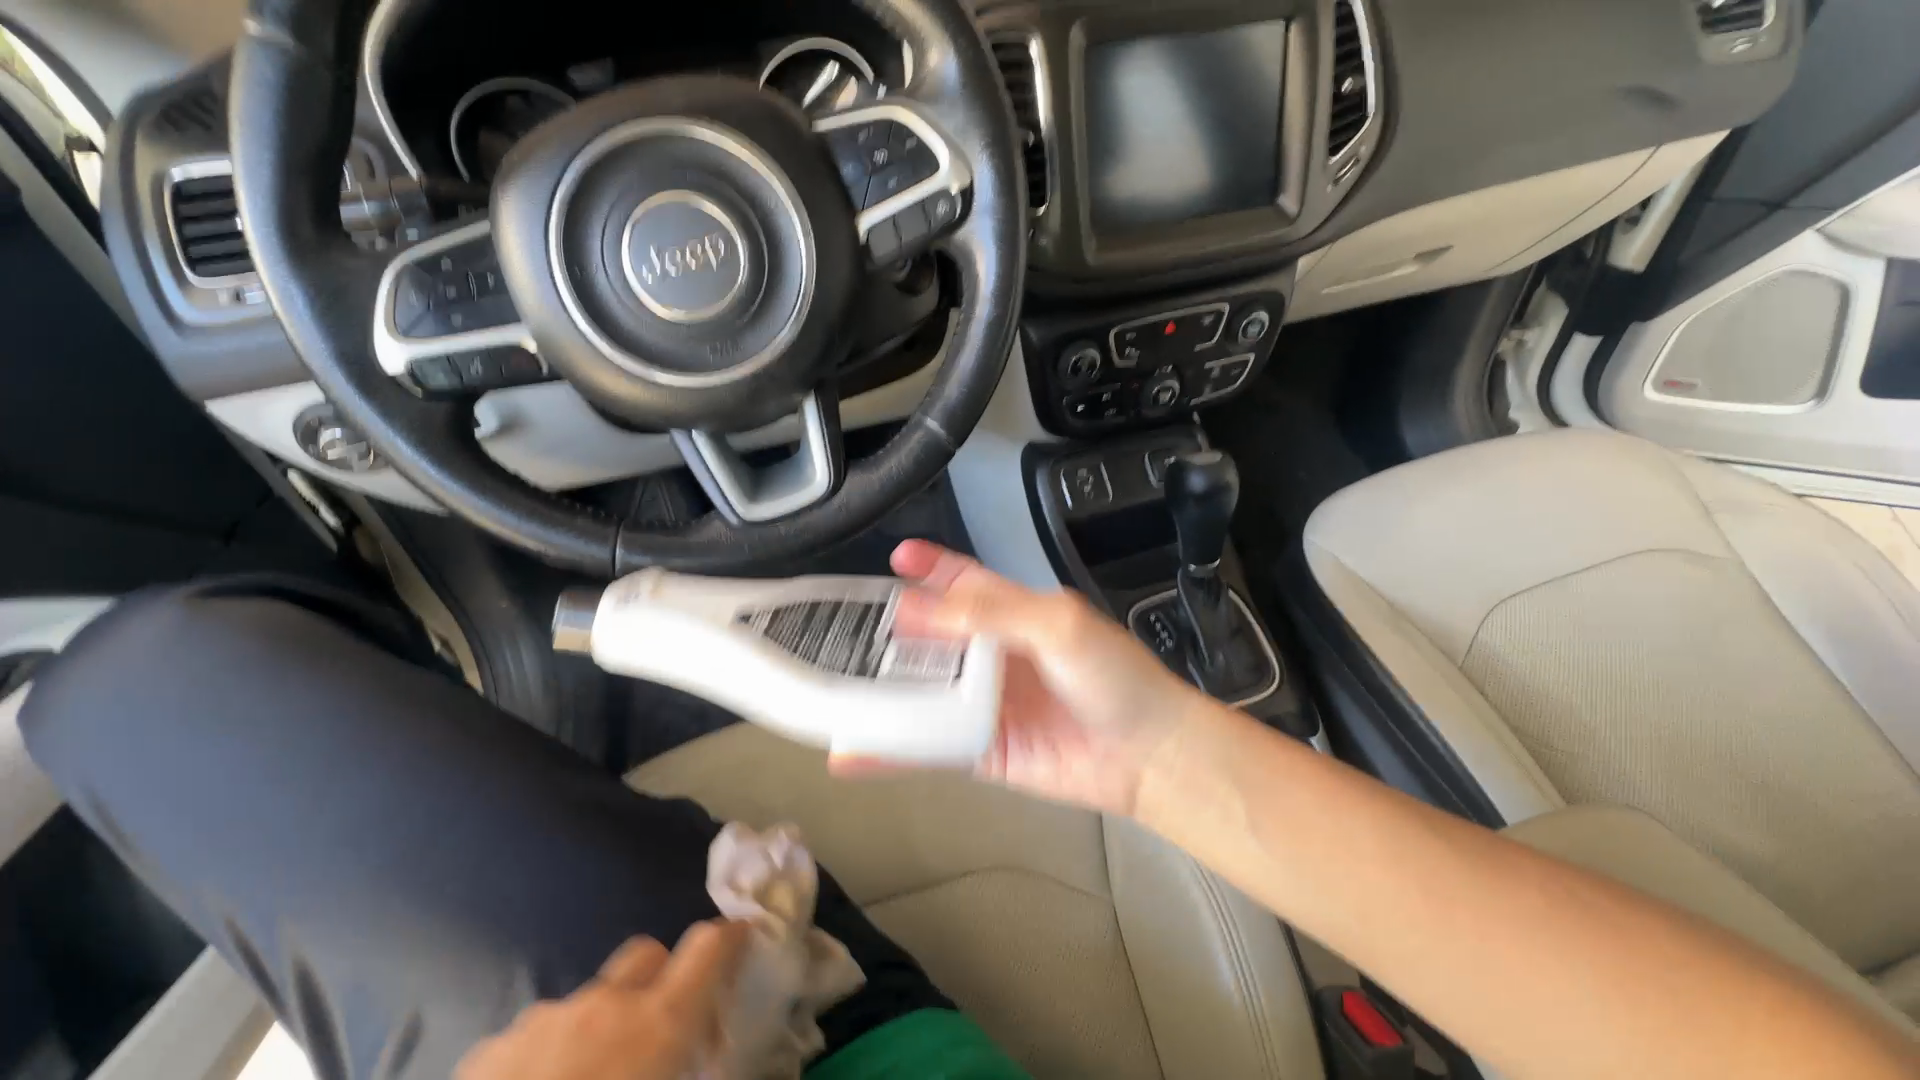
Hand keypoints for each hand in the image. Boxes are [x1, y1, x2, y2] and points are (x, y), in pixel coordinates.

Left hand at [456, 920, 747, 1079]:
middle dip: (662, 976)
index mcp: (658, 1024)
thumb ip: (692, 1070)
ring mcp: (543, 1021)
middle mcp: (605, 1006)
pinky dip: (551, 1056)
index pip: (708, 948)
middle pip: (647, 954)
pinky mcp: (491, 1049)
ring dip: (601, 1027)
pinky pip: (538, 1035)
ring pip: (589, 1000)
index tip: (742, 937)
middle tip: (664, 1025)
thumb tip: (702, 1060)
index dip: (730, 938)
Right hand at [841, 540, 1215, 815]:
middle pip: (929, 639)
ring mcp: (984, 704)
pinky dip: (890, 750)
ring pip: (920, 693)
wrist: (1148, 752)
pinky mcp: (980, 750)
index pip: (963, 582)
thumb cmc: (1115, 676)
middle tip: (837, 630)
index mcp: (1015, 614)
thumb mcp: (1057, 624)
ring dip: (879, 692)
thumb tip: (919, 608)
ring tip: (828, 686)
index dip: (930, 568)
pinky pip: (927, 746)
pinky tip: (852, 751)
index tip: (895, 558)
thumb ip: (990, 612)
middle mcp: (993, 656)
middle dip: (888, 633)